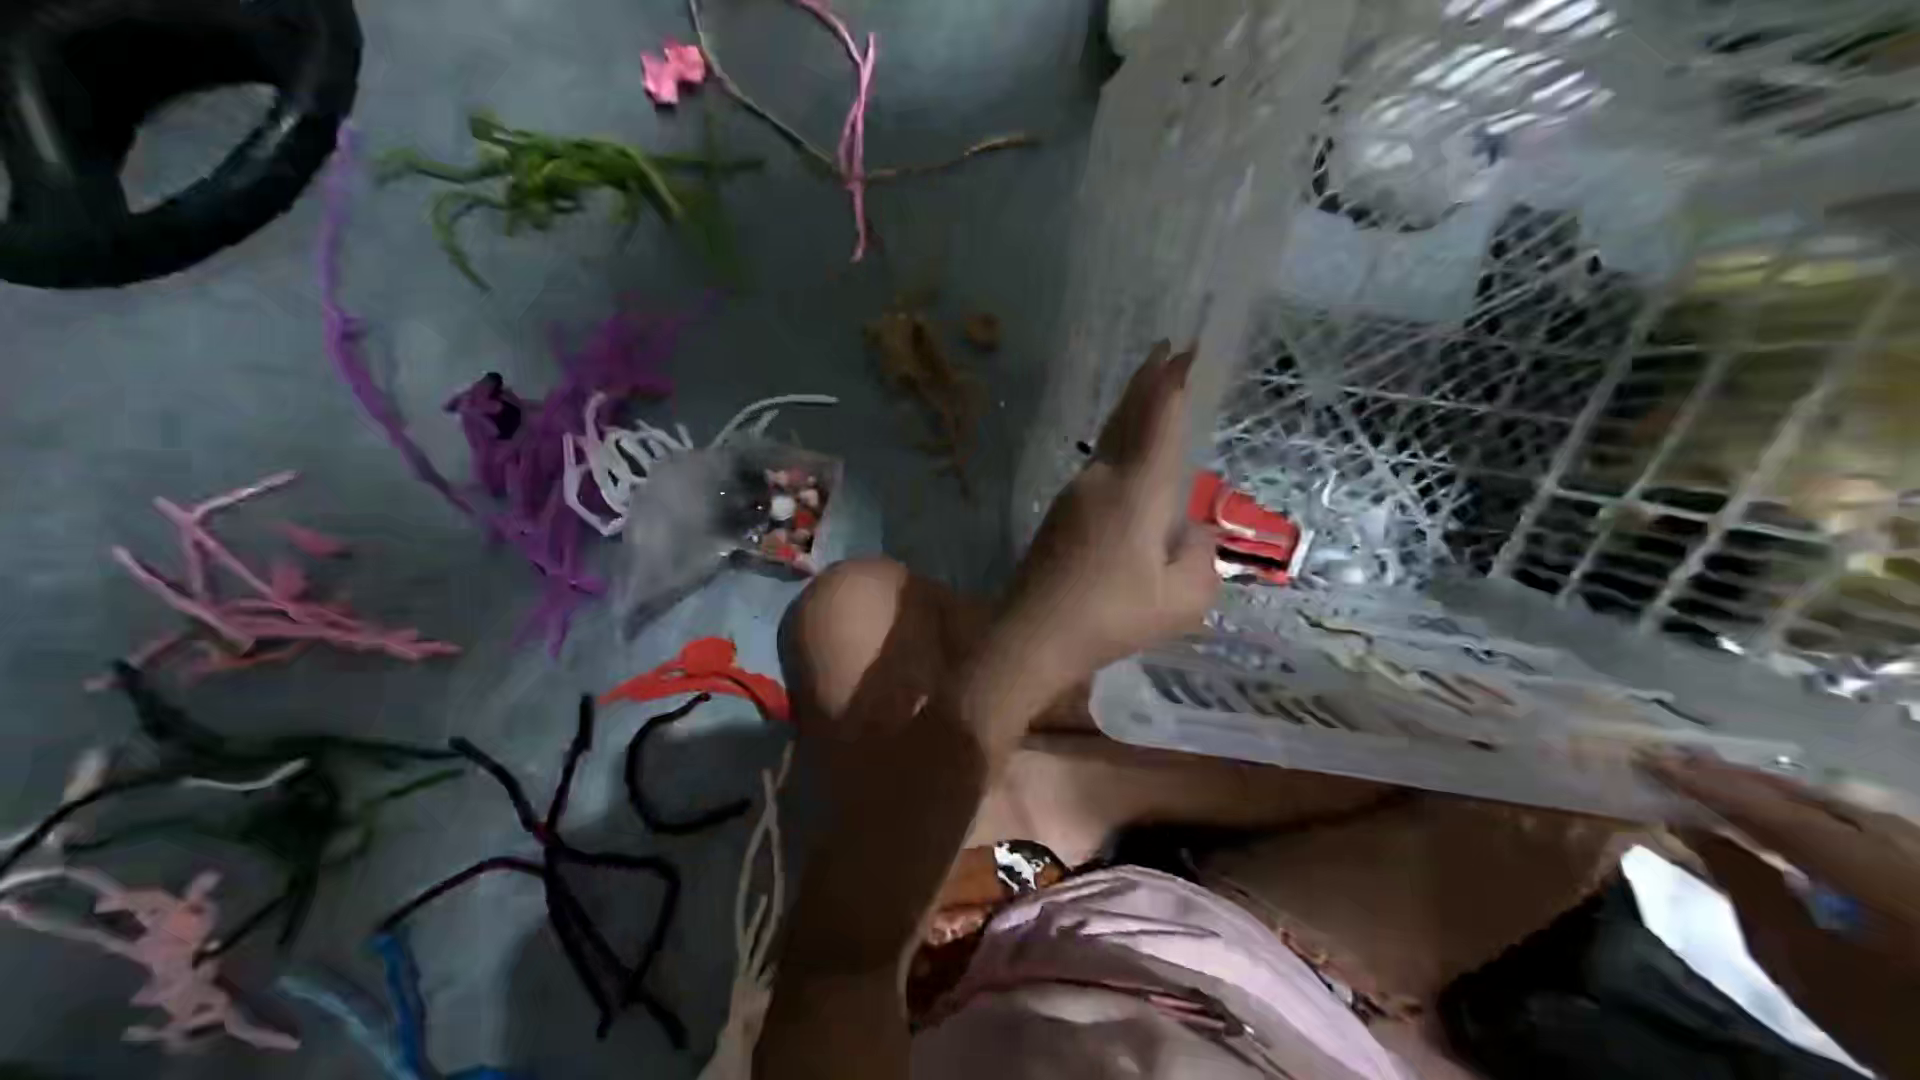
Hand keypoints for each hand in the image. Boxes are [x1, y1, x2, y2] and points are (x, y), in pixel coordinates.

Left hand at [990, 342, 1218, 705]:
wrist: (1032, 635)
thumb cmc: (1112, 618)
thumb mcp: (1182, 600)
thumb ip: (1202, 559)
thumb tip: (1195, 533)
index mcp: (1137, 490)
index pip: (1159, 420)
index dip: (1171, 382)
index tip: (1183, 350)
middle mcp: (1102, 480)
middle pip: (1126, 418)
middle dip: (1146, 382)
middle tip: (1163, 352)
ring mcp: (1074, 495)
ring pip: (1109, 442)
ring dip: (1131, 414)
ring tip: (1151, 394)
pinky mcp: (1059, 514)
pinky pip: (1099, 468)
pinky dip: (1119, 447)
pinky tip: (1128, 458)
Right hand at [1645, 752, 1919, 1076]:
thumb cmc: (1874, 1020)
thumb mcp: (1798, 963)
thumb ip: (1746, 888)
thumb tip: (1692, 827)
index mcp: (1883, 883)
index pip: (1781, 817)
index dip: (1711, 785)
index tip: (1650, 760)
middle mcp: (1914, 858)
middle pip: (1818, 803)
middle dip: (1742, 780)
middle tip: (1674, 760)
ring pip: (1845, 808)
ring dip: (1775, 793)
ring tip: (1716, 779)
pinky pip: (1869, 826)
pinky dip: (1813, 812)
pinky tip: (1778, 812)